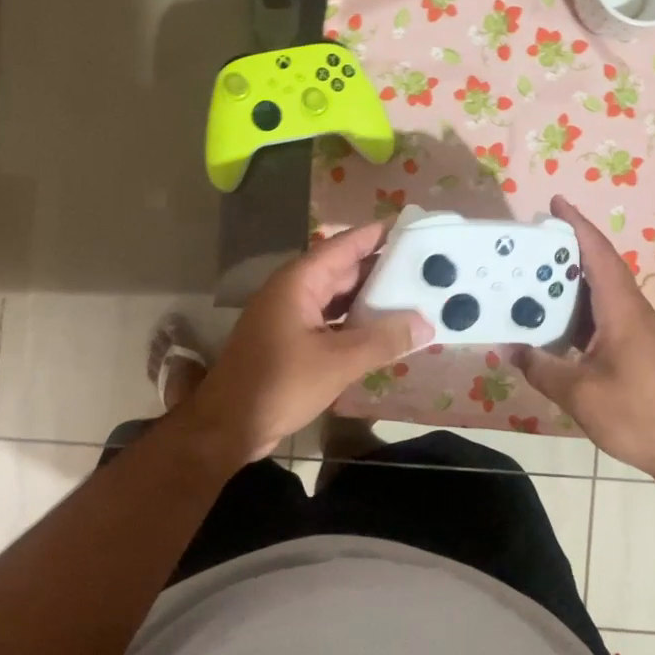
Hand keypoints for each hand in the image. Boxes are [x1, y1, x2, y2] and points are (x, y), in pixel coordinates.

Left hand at [176, 222, 433, 463]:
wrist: (227, 425)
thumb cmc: (278, 384)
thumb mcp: (337, 362)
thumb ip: (383, 341)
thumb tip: (426, 324)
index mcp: (299, 281)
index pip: (345, 245)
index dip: (378, 235)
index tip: (414, 229)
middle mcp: (294, 291)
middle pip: (344, 270)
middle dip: (383, 270)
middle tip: (428, 270)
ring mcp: (290, 317)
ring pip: (338, 298)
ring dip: (371, 300)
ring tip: (415, 298)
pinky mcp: (290, 342)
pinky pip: (330, 322)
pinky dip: (356, 324)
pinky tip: (384, 333)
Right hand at [511, 196, 654, 482]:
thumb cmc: (638, 415)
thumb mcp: (580, 394)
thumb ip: (543, 368)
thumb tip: (514, 350)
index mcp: (622, 312)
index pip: (599, 255)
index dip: (577, 226)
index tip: (556, 203)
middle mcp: (634, 313)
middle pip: (600, 270)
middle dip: (568, 251)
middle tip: (529, 244)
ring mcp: (640, 333)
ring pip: (602, 295)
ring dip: (572, 284)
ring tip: (533, 280)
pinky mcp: (640, 352)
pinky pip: (604, 318)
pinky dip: (579, 312)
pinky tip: (556, 325)